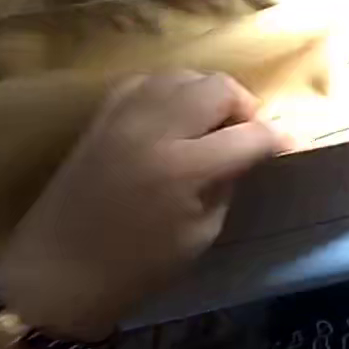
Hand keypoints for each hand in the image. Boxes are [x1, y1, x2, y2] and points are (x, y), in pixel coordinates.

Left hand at [0, 72, 287, 339]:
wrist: (58, 273)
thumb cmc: (140, 264)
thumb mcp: (204, 230)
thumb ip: (230, 181)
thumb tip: (251, 152)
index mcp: (184, 168)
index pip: (251, 134)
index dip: (278, 139)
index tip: (289, 148)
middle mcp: (154, 129)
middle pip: (219, 87)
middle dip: (245, 108)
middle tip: (247, 135)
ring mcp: (123, 117)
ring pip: (184, 76)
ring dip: (209, 95)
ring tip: (211, 125)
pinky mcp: (101, 117)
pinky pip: (149, 82)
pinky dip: (173, 92)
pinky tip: (176, 118)